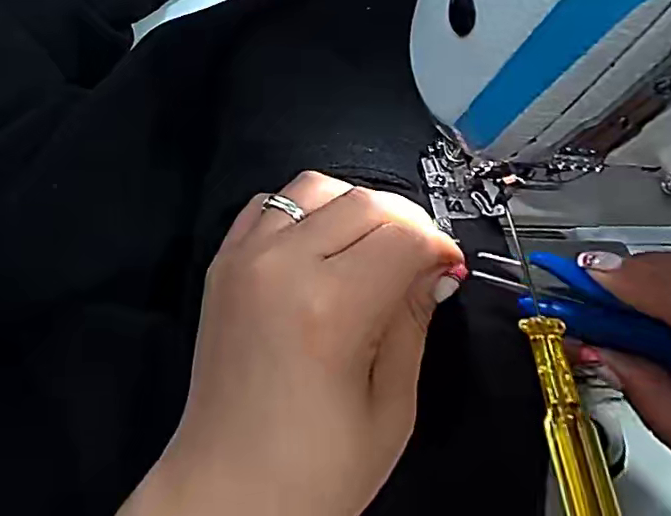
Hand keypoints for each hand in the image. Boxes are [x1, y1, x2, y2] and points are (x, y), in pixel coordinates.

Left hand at [120, 171, 465, 515]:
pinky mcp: (223, 261)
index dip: (437, 244)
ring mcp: (246, 257)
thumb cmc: (312, 473)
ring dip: (354, 203)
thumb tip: (435, 267)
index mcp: (330, 308)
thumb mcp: (389, 408)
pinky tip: (319, 242)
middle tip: (421, 254)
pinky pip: (269, 202)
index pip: (402, 237)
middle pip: (363, 201)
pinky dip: (302, 209)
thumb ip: (413, 322)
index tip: (448, 263)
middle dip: (405, 220)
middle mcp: (282, 266)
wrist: (224, 494)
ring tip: (372, 243)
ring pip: (315, 186)